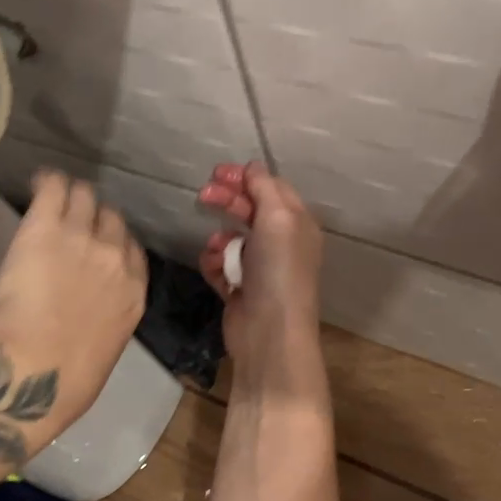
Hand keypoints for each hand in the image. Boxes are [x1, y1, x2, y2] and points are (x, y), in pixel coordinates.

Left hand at [0, 171, 146, 430]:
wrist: (29, 367)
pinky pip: (53, 186)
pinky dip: (47, 182)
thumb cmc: (64, 383)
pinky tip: (39, 182)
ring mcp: (80, 235)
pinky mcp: (45, 224)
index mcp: (133, 293)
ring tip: (55, 201)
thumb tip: (89, 324)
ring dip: (72, 197)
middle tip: (73, 226)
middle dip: (94, 220)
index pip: (132, 250)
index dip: (114, 246)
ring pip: (84, 195)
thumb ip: (104, 326)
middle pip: (111, 219)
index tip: (98, 249)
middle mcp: (114, 256)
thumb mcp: (102, 353)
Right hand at [196, 161, 325, 376]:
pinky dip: (214, 264)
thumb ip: (264, 187)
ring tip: (217, 248)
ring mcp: (260, 267)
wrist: (269, 332)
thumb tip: (253, 167)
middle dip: (227, 201)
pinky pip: (220, 265)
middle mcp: (281, 243)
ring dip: (220, 238)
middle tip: (204, 194)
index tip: (218, 173)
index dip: (246, 177)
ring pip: (231, 238)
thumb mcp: (277, 218)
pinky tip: (215, 270)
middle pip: (250, 210)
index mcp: (297, 224)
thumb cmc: (278, 269)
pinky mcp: (240, 288)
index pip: (271, 189)